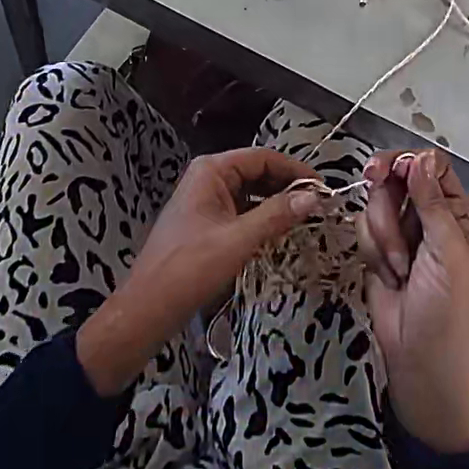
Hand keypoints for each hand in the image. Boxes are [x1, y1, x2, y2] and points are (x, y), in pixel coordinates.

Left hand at [76, 148, 325, 394]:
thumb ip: (277, 215)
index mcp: (212, 170)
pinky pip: (242, 210)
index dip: (295, 169)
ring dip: (277, 203)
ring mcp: (206, 199)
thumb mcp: (237, 241)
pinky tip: (280, 232)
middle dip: (288, 186)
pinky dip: (262, 217)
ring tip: (306, 218)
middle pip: (258, 172)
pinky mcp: (207, 222)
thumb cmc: (189, 269)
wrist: (145, 311)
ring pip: (252, 192)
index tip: (323, 188)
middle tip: (319, 205)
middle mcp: (209, 177)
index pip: (263, 157)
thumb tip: (314, 196)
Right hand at [358, 149, 468, 452]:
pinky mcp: (378, 250)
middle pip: (397, 178)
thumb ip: (432, 204)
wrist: (422, 370)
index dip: (407, 163)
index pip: (431, 165)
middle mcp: (428, 216)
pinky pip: (363, 228)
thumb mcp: (450, 255)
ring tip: (401, 271)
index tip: (385, 172)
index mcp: (457, 212)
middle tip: (393, 237)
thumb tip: (420, 158)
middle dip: (389, 206)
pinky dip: (372, 251)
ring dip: (384, 237)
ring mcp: (401, 232)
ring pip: (376, 203)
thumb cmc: (451, 316)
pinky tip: (389, 278)